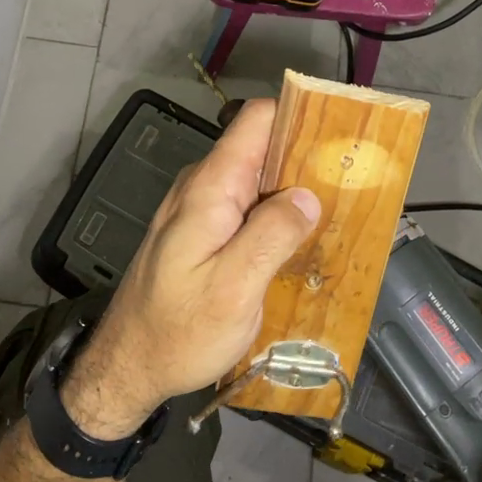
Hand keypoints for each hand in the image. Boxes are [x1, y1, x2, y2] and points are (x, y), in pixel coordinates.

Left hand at [62, 99, 321, 439]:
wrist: (128, 366)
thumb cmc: (179, 332)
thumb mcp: (233, 290)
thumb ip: (271, 235)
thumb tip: (309, 194)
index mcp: (210, 188)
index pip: (256, 120)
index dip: (298, 115)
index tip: (341, 134)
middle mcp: (204, 186)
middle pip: (262, 147)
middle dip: (307, 157)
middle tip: (353, 183)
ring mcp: (201, 208)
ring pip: (258, 178)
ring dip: (295, 189)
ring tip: (340, 210)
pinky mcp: (203, 231)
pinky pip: (247, 206)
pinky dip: (277, 214)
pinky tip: (304, 238)